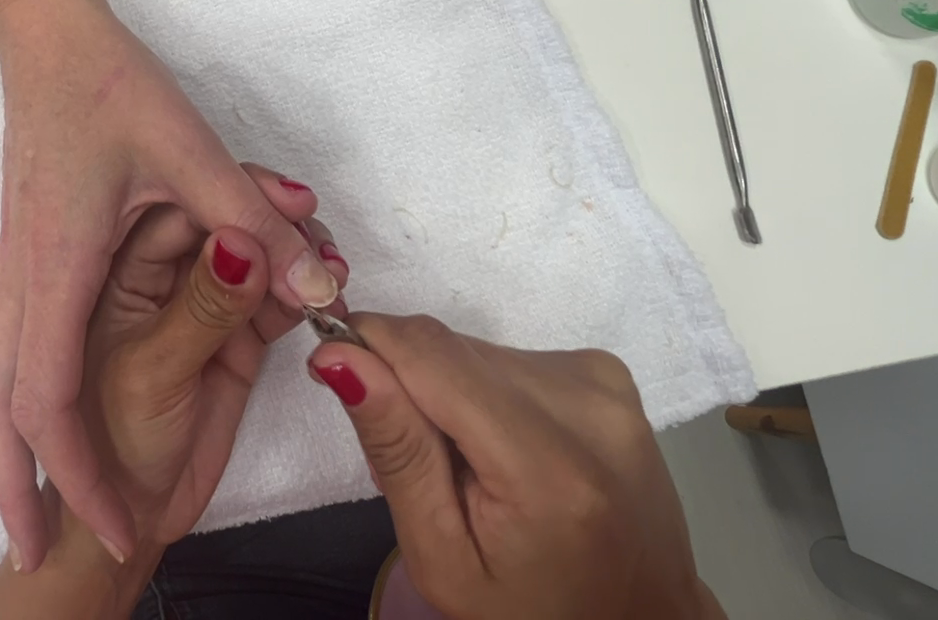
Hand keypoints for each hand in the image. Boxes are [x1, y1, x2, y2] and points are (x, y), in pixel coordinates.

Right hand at [0, 6, 334, 570]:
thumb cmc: (111, 88)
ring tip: (27, 497)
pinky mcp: (17, 245)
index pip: (50, 393)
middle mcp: (22, 274)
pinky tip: (30, 404)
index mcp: (59, 262)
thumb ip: (253, 221)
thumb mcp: (191, 152)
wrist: (46, 38)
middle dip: (15, 483)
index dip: (79, 473)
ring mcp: (11, 260)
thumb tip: (323, 285)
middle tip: (34, 552)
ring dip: (3, 442)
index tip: (121, 531)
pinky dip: (6, 393)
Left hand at [0, 212, 341, 618]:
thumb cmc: (117, 440)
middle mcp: (163, 275)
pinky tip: (331, 295)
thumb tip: (246, 243)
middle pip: (221, 226)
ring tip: (334, 265)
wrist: (138, 513)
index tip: (285, 200)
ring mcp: (204, 303)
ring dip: (295, 257)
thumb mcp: (153, 371)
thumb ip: (200, 312)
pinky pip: (276, 302)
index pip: (177, 214)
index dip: (228, 200)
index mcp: (121, 270)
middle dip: (270, 222)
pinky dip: (303, 296)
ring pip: (254, 260)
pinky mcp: (239, 334)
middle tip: (315, 225)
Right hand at [310, 315, 724, 619]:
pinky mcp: (604, 371)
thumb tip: (338, 354)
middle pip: (443, 347)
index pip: (427, 352)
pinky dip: (476, 385)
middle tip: (410, 451)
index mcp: (550, 468)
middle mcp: (587, 407)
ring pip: (466, 346)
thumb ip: (395, 450)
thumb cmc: (529, 611)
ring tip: (458, 454)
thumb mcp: (440, 557)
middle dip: (403, 379)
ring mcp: (604, 384)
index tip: (334, 372)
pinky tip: (495, 438)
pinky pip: (498, 352)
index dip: (367, 344)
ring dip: (440, 384)